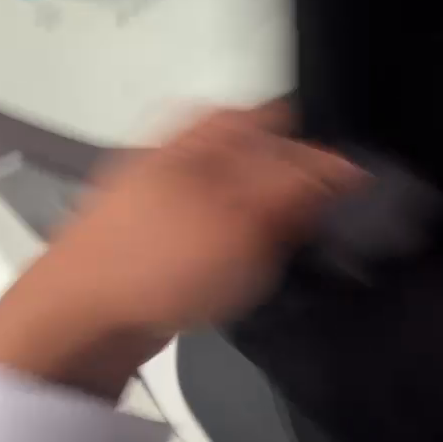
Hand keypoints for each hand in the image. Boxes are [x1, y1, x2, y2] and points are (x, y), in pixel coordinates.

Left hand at [0, 104, 363, 398]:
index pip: (285, 125)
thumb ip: (299, 188)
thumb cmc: (162, 262)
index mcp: (204, 136)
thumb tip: (347, 169)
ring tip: (299, 244)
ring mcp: (171, 193)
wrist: (83, 316)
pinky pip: (224, 220)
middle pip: (262, 153)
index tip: (360, 194)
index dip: (325, 156)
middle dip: (300, 181)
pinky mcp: (164, 232)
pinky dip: (250, 236)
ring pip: (243, 188)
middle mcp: (186, 154)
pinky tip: (258, 262)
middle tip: (329, 218)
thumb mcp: (246, 220)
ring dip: (275, 212)